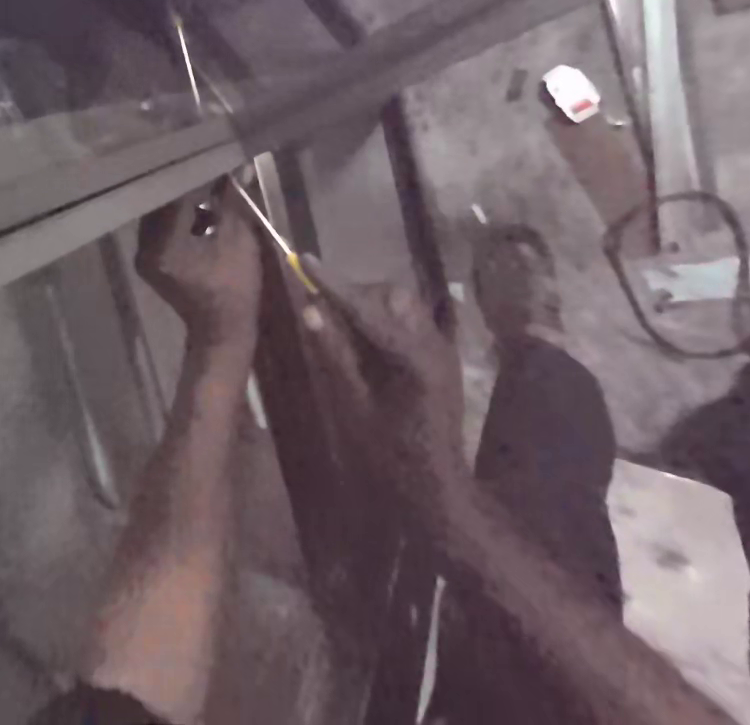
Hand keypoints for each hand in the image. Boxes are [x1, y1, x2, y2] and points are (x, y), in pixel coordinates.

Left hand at [136, 182, 263, 346]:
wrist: (223, 332)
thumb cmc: (235, 288)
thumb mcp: (240, 239)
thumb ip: (233, 201)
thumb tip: (238, 166)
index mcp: (164, 243)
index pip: (175, 195)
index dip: (196, 176)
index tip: (214, 160)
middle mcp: (145, 247)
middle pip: (163, 204)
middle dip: (188, 187)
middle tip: (211, 171)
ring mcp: (145, 257)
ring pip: (162, 215)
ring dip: (184, 202)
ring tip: (209, 189)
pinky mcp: (151, 262)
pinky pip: (162, 230)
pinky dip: (180, 219)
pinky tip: (202, 213)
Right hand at [300, 266, 471, 523]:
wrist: (437, 491)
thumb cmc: (390, 458)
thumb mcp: (353, 408)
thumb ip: (334, 354)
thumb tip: (311, 309)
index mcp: (411, 357)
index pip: (365, 308)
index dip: (333, 283)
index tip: (306, 259)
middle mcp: (433, 343)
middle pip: (392, 295)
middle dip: (357, 294)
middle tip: (326, 310)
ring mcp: (442, 348)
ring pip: (404, 305)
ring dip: (372, 306)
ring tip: (345, 329)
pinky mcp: (443, 357)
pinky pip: (412, 322)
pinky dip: (385, 321)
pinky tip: (368, 345)